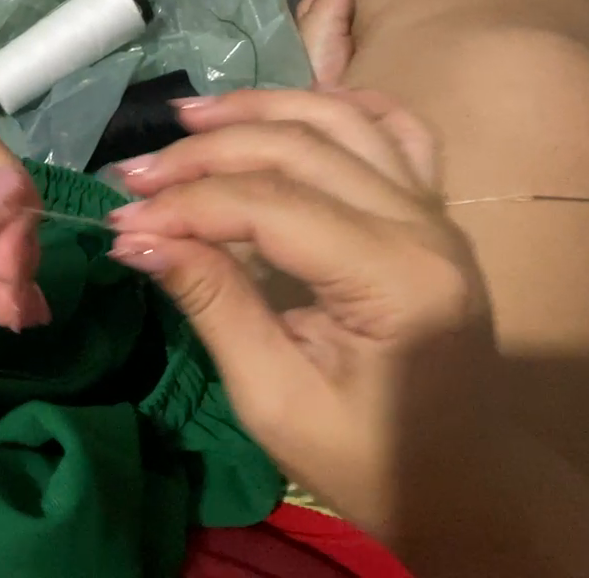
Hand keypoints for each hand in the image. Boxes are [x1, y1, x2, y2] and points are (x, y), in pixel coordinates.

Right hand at [105, 88, 504, 538]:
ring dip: (257, 108)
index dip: (186, 205)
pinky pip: (392, 128)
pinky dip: (335, 106)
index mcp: (395, 282)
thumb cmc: (371, 460)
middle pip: (296, 149)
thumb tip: (135, 238)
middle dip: (203, 154)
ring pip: (338, 120)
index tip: (122, 219)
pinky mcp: (431, 208)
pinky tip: (288, 107)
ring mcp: (434, 209)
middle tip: (135, 174)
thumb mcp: (273, 398)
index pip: (269, 206)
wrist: (466, 483)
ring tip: (189, 116)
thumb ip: (211, 302)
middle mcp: (424, 226)